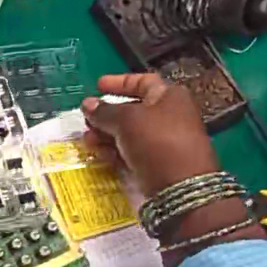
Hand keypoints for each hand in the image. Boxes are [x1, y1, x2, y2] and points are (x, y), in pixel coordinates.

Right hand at [80, 73, 219, 195]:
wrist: (179, 185)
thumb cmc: (156, 141)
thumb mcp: (126, 120)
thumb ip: (104, 111)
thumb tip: (88, 104)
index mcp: (169, 97)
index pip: (142, 81)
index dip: (119, 82)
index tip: (98, 85)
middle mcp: (168, 116)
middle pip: (131, 110)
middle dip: (105, 115)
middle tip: (87, 120)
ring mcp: (162, 141)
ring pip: (127, 133)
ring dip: (105, 135)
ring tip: (88, 140)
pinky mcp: (154, 162)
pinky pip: (129, 152)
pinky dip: (113, 151)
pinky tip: (100, 154)